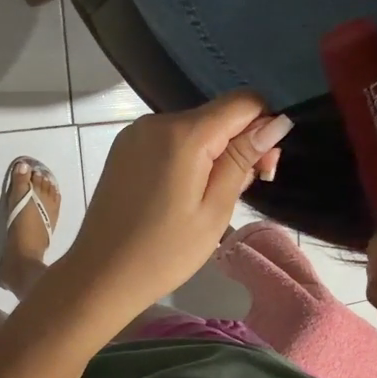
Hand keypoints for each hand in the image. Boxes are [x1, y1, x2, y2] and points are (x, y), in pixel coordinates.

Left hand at [63, 92, 291, 313]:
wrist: (101, 275)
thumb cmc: (164, 252)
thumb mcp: (215, 210)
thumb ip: (242, 159)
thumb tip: (276, 121)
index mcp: (183, 134)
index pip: (243, 102)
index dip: (265, 126)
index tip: (263, 168)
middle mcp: (157, 121)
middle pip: (218, 115)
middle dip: (240, 144)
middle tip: (240, 192)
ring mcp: (136, 133)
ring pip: (195, 128)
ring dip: (214, 153)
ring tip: (208, 201)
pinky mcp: (125, 148)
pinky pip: (171, 140)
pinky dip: (188, 157)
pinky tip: (182, 195)